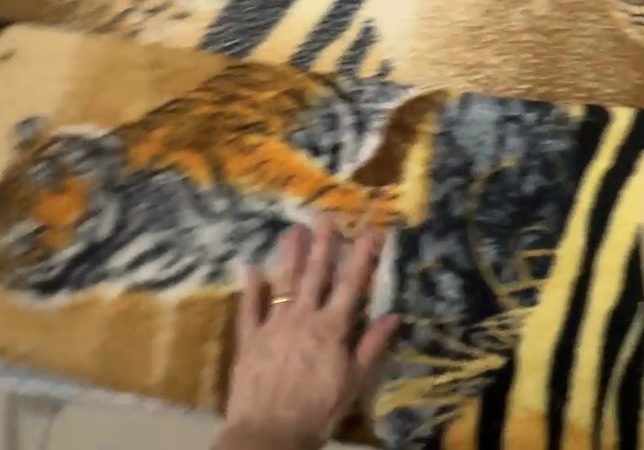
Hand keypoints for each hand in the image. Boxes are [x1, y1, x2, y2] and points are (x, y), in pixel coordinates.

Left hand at [213, 221, 402, 449]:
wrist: (267, 438)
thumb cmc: (316, 412)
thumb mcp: (353, 383)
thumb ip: (371, 346)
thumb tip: (394, 315)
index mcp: (332, 328)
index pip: (352, 284)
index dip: (362, 257)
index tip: (371, 231)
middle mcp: (304, 318)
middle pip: (316, 275)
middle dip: (323, 244)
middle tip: (325, 216)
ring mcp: (274, 327)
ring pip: (283, 283)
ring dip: (289, 255)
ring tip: (293, 230)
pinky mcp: (249, 341)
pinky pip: (249, 310)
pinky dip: (250, 289)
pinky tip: (251, 268)